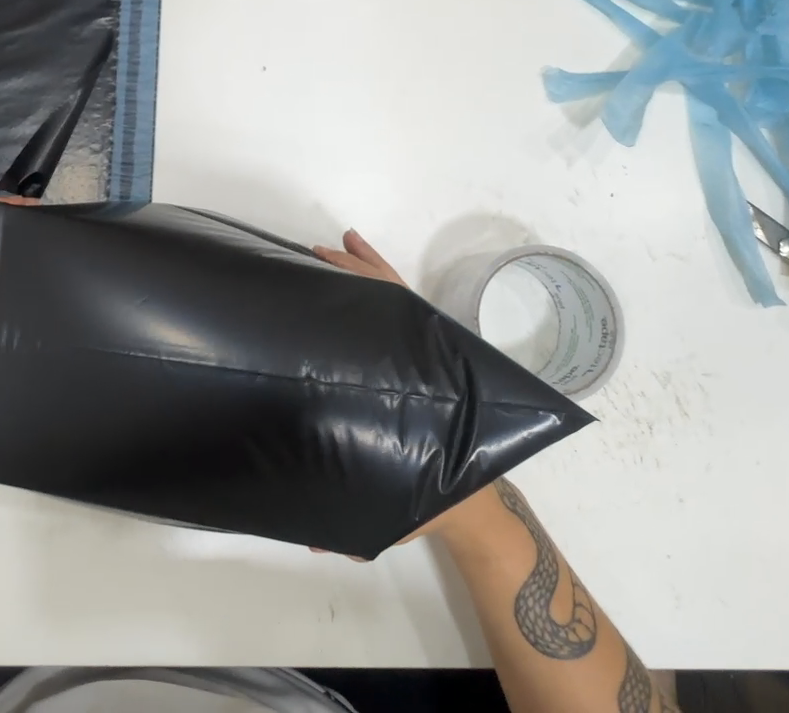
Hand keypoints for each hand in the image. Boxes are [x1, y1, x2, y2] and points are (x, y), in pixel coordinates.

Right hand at [310, 229, 504, 552]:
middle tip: (316, 253)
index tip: (325, 267)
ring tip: (330, 248)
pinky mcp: (418, 362)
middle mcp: (421, 359)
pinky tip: (357, 274)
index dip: (361, 288)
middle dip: (352, 272)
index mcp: (416, 383)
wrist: (473, 503)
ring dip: (362, 271)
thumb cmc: (434, 498)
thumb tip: (314, 539)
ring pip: (394, 300)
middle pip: (389, 300)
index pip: (393, 322)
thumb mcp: (398, 507)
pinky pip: (400, 315)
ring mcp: (421, 356)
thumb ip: (359, 524)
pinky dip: (379, 287)